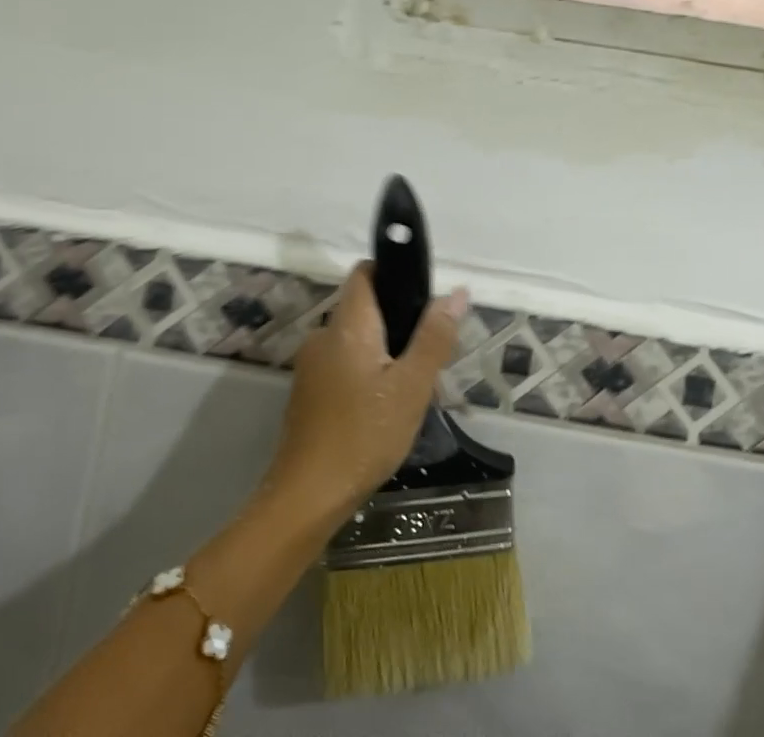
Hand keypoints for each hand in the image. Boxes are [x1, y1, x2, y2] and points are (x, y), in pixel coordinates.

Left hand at [264, 263, 468, 516]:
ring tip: (412, 387)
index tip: (421, 293)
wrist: (309, 492)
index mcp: (348, 325)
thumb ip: (433, 337)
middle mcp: (323, 336)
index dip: (392, 271)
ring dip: (383, 352)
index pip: (364, 273)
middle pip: (363, 309)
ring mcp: (310, 366)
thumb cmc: (366, 434)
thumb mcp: (412, 386)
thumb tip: (456, 292)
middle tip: (428, 355)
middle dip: (397, 322)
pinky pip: (343, 366)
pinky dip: (366, 374)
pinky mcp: (308, 393)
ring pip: (355, 342)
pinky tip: (384, 408)